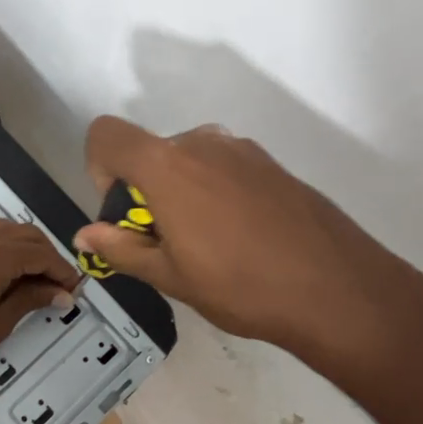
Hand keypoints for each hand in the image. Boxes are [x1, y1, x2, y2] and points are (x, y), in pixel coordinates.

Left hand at [0, 221, 80, 401]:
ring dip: (27, 249)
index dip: (62, 270)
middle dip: (47, 256)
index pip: (40, 253)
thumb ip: (31, 299)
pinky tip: (13, 275)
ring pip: (5, 232)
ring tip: (39, 280)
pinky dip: (5, 249)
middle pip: (25, 235)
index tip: (75, 289)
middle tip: (61, 286)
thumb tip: (63, 294)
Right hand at [76, 116, 422, 397]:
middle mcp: (203, 143)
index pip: (107, 134)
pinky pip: (224, 169)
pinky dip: (214, 194)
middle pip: (150, 152)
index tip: (122, 214)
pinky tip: (242, 241)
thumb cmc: (240, 286)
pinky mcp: (273, 164)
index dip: (99, 168)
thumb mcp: (170, 277)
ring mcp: (243, 150)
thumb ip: (121, 250)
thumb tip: (85, 236)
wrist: (336, 289)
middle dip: (144, 192)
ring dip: (181, 194)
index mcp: (167, 165)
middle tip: (166, 245)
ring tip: (207, 248)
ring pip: (189, 162)